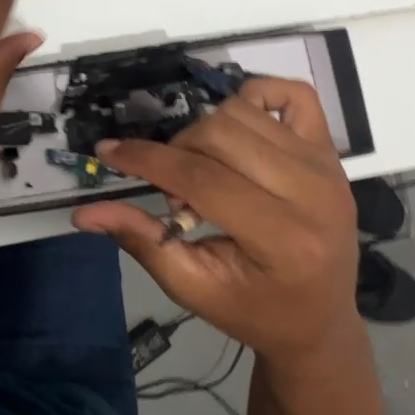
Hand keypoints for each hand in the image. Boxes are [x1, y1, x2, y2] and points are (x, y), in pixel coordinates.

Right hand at [72, 78, 360, 367]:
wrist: (318, 320)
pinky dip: (256, 97)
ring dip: (205, 132)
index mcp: (282, 238)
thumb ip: (141, 241)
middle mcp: (314, 194)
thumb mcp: (192, 287)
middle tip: (175, 192)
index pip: (203, 178)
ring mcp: (327, 167)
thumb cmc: (252, 309)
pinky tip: (237, 132)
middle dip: (176, 152)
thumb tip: (83, 213)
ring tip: (203, 171)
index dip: (147, 160)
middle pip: (220, 135)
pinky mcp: (332, 152)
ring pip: (243, 112)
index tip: (107, 153)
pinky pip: (294, 94)